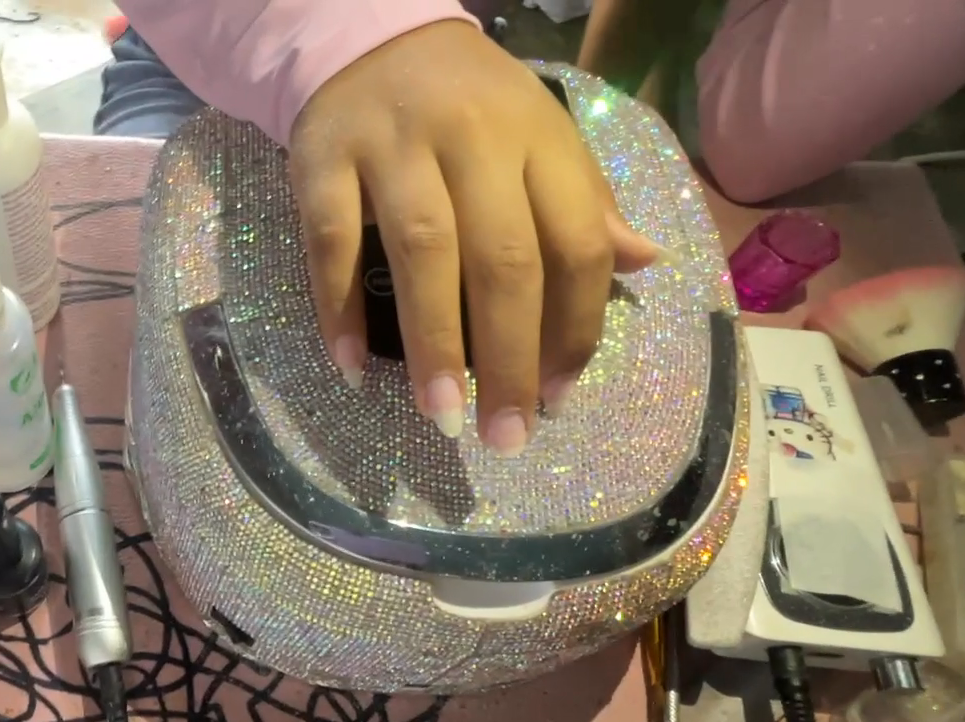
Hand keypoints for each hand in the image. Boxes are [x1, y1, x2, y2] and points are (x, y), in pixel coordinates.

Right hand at [289, 21, 659, 455]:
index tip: (558, 398)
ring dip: (433, 344)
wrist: (369, 41)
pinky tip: (350, 369)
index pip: (574, 240)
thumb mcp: (537, 136)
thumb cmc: (463, 105)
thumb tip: (641, 266)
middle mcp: (471, 140)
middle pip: (503, 259)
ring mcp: (392, 151)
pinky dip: (340, 309)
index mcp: (537, 138)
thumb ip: (583, 200)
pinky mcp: (323, 166)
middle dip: (509, 357)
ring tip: (442, 418)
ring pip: (422, 254)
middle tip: (505, 437)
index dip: (573, 327)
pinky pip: (333, 247)